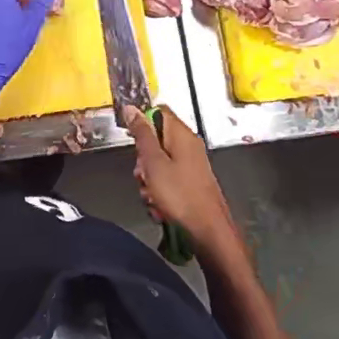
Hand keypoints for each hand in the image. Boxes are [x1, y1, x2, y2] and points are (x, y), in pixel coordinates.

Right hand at [125, 106, 248, 273]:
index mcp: (181, 135)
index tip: (131, 139)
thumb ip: (141, 134)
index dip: (141, 121)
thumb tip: (131, 108)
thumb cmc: (180, 195)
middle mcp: (188, 146)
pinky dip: (158, 192)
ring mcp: (189, 165)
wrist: (206, 230)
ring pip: (157, 163)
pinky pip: (165, 180)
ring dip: (148, 180)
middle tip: (143, 174)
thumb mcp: (153, 162)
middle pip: (154, 141)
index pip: (158, 112)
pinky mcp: (189, 183)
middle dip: (142, 159)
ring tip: (152, 194)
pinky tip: (159, 205)